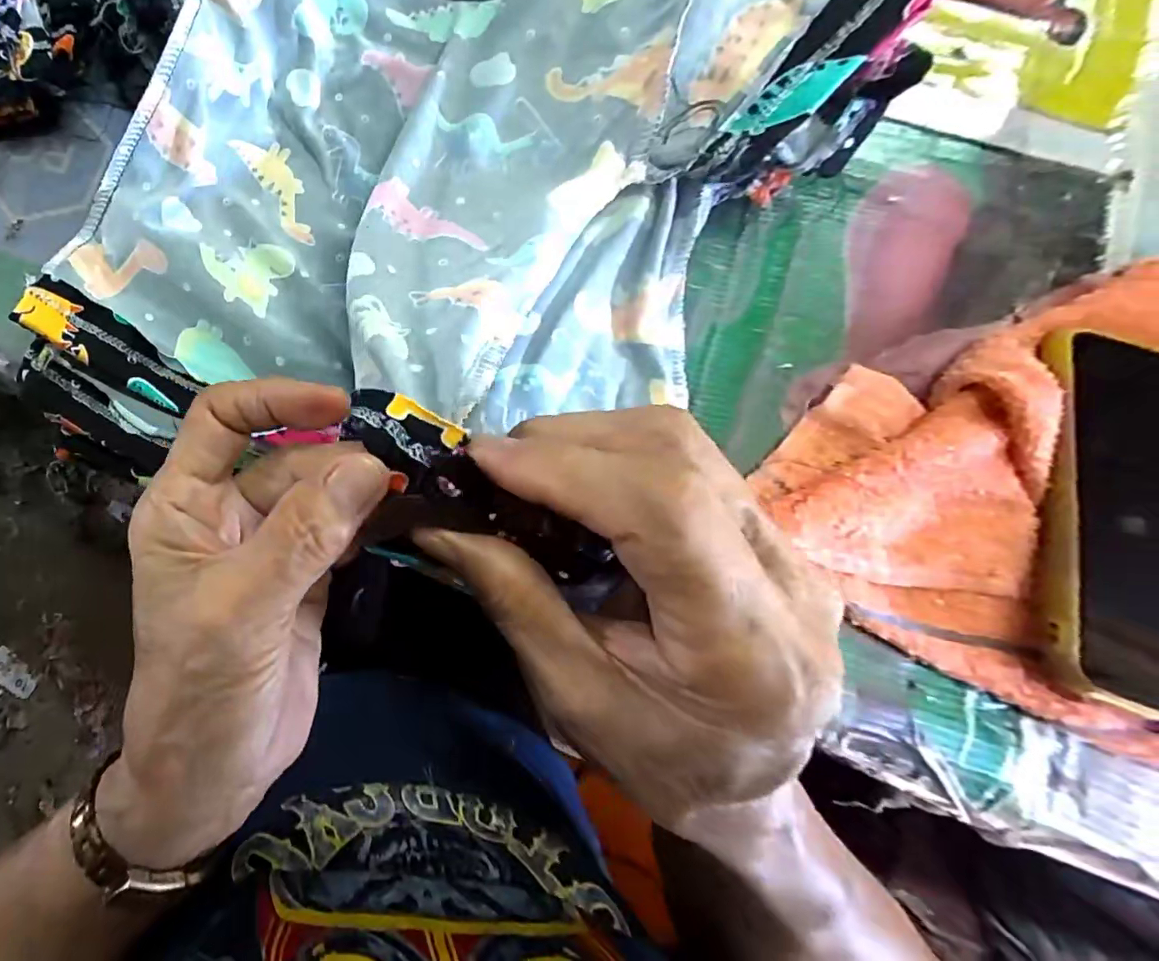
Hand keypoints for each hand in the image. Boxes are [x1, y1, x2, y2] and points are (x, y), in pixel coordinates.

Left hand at [99, 379, 390, 868]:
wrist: (209, 776)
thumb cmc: (199, 688)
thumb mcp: (242, 607)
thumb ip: (300, 536)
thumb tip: (364, 464)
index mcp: (183, 505)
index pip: (219, 420)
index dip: (272, 400)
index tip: (335, 403)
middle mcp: (221, 516)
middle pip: (283, 459)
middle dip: (334, 460)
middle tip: (394, 473)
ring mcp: (263, 548)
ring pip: (315, 494)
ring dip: (357, 488)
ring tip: (407, 489)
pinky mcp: (299, 580)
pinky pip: (335, 533)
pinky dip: (365, 523)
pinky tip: (399, 519)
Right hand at [412, 407, 843, 842]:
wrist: (744, 784)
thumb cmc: (652, 755)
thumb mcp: (568, 690)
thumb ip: (510, 596)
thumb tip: (437, 524)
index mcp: (744, 639)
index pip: (665, 508)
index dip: (566, 468)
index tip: (481, 460)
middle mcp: (783, 572)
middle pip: (672, 455)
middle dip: (561, 443)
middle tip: (487, 467)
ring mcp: (782, 541)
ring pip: (676, 440)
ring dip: (581, 438)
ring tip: (521, 469)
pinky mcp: (760, 525)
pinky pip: (679, 454)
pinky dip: (604, 448)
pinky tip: (567, 478)